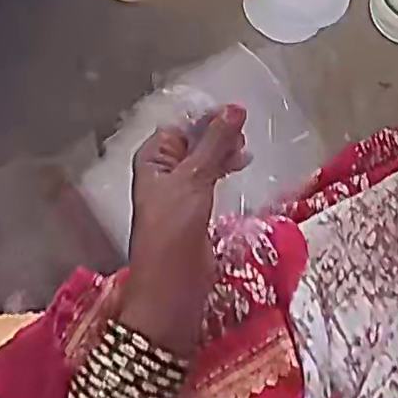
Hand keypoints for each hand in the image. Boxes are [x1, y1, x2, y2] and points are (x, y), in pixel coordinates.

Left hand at [116, 105, 248, 352]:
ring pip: (206, 155)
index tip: (239, 115)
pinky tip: (241, 166)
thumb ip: (215, 142)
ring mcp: (180, 188)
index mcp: (153, 158)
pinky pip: (212, 174)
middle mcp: (164, 169)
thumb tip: (235, 107)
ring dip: (225, 150)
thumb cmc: (174, 232)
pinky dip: (226, 167)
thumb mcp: (194, 180)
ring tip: (245, 153)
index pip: (183, 122)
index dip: (209, 116)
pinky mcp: (196, 205)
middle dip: (220, 133)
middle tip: (244, 137)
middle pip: (196, 137)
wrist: (173, 289)